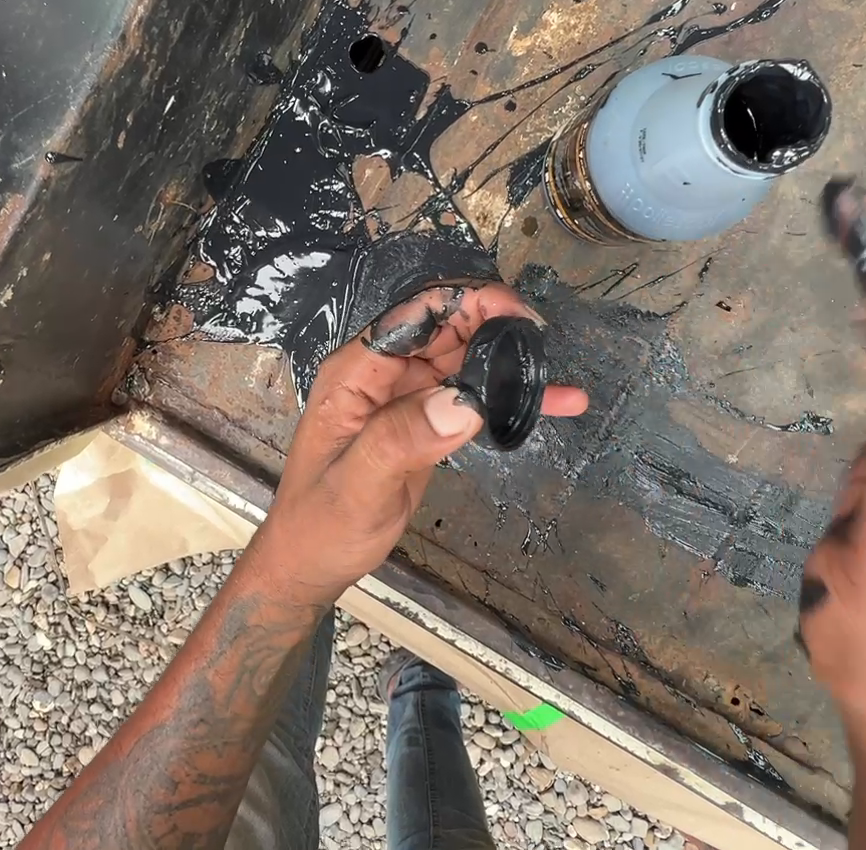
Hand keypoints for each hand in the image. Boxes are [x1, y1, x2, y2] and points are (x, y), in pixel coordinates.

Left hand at [250, 284, 588, 603]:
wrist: (311, 562)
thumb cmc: (322, 524)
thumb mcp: (359, 485)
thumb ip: (403, 439)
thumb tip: (465, 402)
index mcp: (355, 374)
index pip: (412, 316)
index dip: (465, 303)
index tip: (517, 314)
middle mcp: (379, 375)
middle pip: (441, 328)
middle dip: (492, 323)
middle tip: (543, 340)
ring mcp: (402, 397)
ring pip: (460, 358)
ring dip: (505, 359)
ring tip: (554, 372)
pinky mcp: (423, 422)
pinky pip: (468, 396)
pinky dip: (507, 397)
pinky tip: (553, 402)